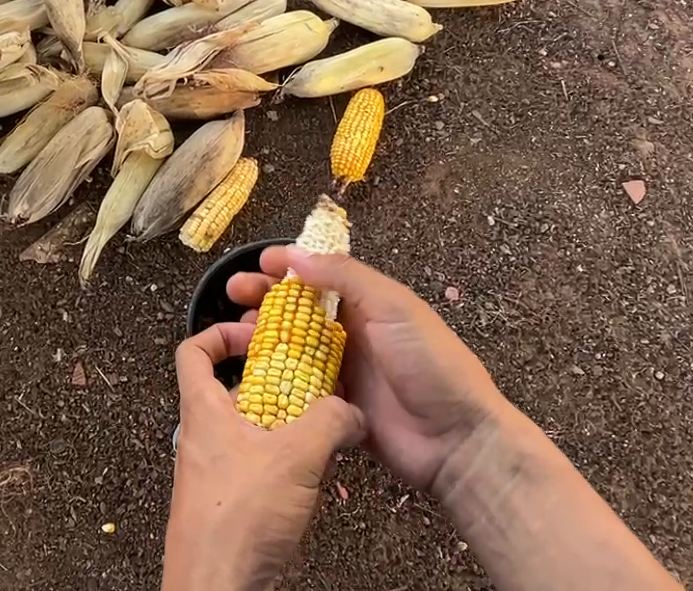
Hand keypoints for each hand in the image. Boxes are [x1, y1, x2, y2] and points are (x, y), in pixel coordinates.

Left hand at [161, 322, 364, 590]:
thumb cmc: (237, 520)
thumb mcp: (293, 458)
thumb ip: (327, 423)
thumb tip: (351, 410)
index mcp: (202, 409)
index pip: (193, 351)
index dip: (220, 333)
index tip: (254, 334)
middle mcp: (203, 435)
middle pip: (232, 390)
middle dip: (271, 384)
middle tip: (308, 382)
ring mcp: (214, 471)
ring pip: (249, 429)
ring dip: (284, 424)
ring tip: (322, 427)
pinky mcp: (230, 503)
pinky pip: (257, 465)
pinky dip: (285, 461)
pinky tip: (315, 474)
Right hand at [227, 246, 507, 500]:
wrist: (457, 441)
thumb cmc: (430, 363)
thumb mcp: (391, 306)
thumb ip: (344, 276)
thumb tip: (295, 253)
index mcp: (368, 302)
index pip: (321, 274)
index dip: (289, 265)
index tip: (259, 262)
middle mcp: (351, 332)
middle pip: (299, 307)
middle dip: (266, 296)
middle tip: (235, 293)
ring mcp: (342, 370)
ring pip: (293, 345)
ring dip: (264, 334)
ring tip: (238, 329)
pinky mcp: (335, 406)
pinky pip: (298, 386)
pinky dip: (275, 377)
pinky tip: (249, 371)